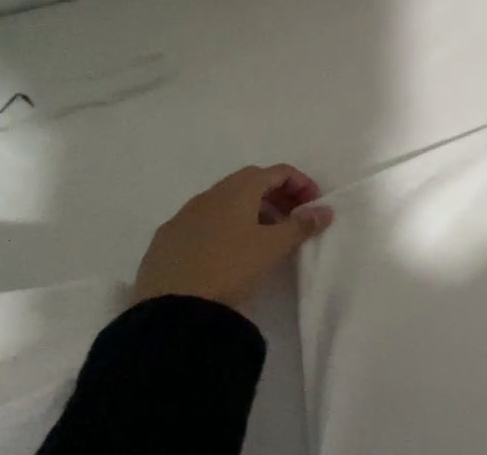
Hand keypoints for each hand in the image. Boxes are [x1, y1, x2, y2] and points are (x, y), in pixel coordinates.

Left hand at [131, 164, 333, 310]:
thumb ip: (302, 224)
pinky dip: (220, 229)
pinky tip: (225, 254)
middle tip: (290, 218)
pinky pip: (199, 225)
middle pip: (248, 183)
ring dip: (247, 212)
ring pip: (221, 204)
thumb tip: (325, 210)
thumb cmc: (231, 268)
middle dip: (275, 196)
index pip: (277, 172)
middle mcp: (206, 197)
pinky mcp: (161, 245)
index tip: (313, 206)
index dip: (301, 183)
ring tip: (260, 238)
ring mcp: (179, 220)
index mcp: (236, 191)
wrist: (170, 314)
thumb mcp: (274, 247)